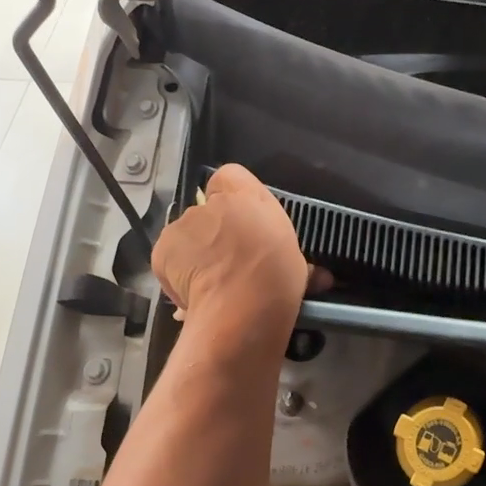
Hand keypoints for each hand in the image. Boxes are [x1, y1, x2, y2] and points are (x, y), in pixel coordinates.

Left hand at [150, 164, 328, 330]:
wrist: (241, 309)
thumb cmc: (277, 281)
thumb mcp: (298, 263)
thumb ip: (298, 261)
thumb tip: (322, 278)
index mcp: (249, 198)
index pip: (230, 176)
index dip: (231, 196)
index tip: (240, 220)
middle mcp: (213, 203)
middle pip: (208, 209)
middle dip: (215, 230)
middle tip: (229, 260)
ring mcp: (184, 224)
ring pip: (188, 233)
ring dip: (196, 251)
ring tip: (209, 282)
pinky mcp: (163, 248)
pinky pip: (170, 256)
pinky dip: (177, 270)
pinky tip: (191, 291)